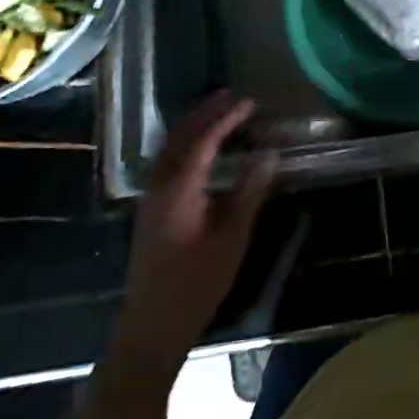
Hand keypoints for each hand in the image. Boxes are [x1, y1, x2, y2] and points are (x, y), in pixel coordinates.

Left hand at [118, 91, 278, 363]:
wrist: (153, 322)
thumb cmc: (197, 283)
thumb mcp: (232, 238)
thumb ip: (249, 193)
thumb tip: (268, 155)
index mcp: (179, 188)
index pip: (204, 140)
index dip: (226, 118)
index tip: (249, 102)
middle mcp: (159, 184)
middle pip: (180, 136)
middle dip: (205, 112)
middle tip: (231, 96)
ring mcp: (151, 197)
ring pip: (170, 148)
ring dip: (193, 126)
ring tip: (218, 113)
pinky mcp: (151, 208)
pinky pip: (168, 161)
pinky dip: (186, 144)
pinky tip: (201, 150)